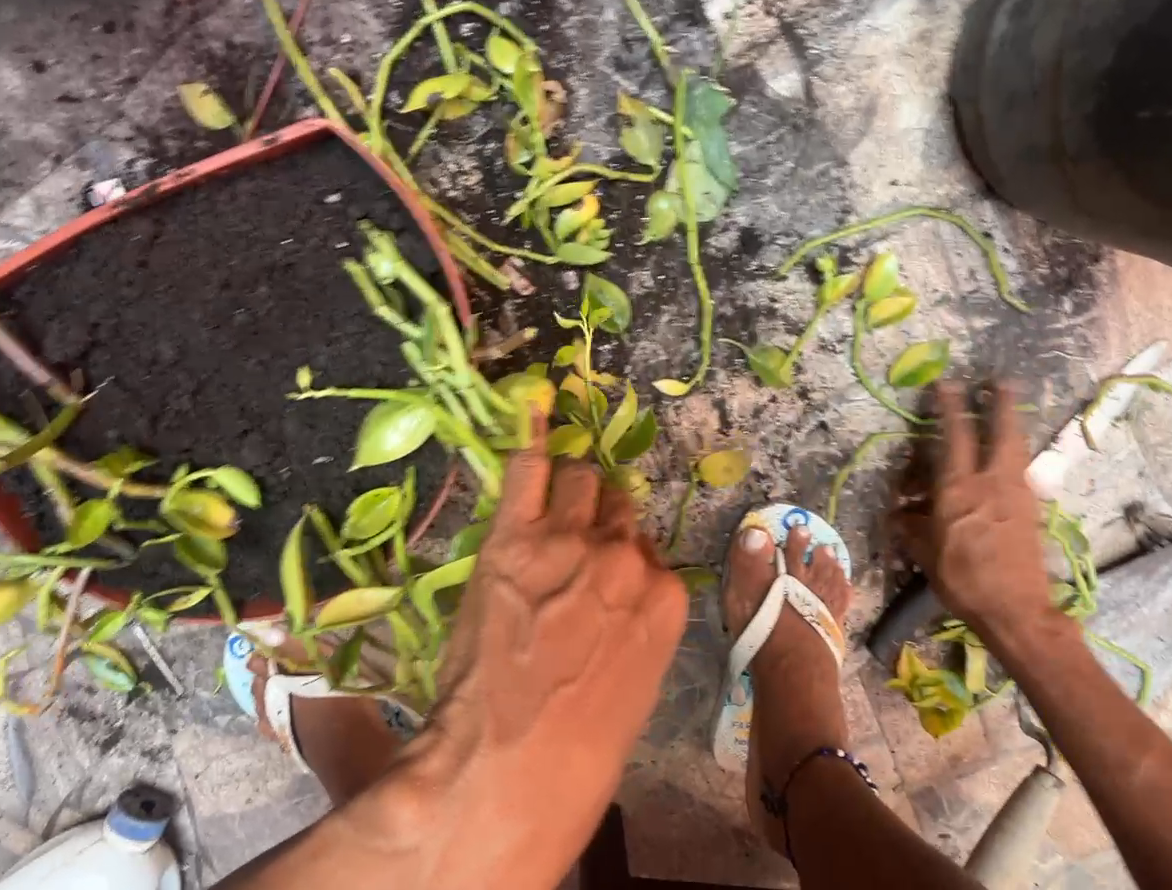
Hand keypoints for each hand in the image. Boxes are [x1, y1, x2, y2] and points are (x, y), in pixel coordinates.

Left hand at [381, 416, 687, 888]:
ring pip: (580, 481)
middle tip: (570, 546)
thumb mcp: (630, 690)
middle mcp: (624, 558)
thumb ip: (631, 627)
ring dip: (568, 493)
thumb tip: (615, 600)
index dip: (621, 564)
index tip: (600, 579)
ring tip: (547, 509)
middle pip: (617, 511)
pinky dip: (532, 434)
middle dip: (598, 523)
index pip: (648, 553)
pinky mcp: (514, 536)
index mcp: (664, 599)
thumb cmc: (574, 753)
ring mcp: (569, 541)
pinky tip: (534, 404)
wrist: (506, 767)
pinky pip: (529, 465)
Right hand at [897, 381, 1058, 642]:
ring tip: (1010, 409)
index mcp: (958, 489)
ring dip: (1013, 425)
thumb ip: (912, 526)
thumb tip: (899, 514)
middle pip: (1000, 432)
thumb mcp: (925, 552)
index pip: (953, 437)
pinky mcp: (1032, 511)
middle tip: (1000, 381)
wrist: (1017, 610)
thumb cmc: (962, 579)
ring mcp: (1017, 495)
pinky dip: (1017, 456)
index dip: (949, 407)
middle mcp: (991, 483)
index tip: (947, 383)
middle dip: (1000, 404)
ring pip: (1017, 449)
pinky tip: (1013, 458)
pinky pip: (1023, 472)